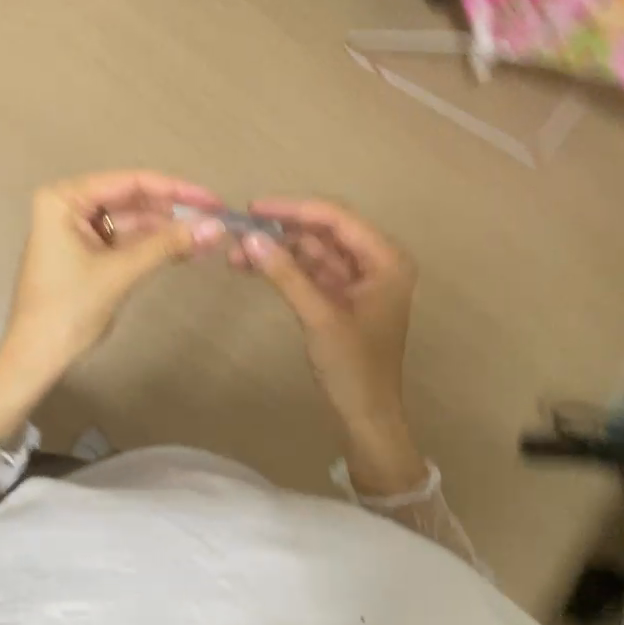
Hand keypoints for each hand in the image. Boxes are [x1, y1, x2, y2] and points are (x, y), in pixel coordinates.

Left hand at [0, 172, 225, 439]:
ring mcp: (77, 231)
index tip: (212, 200)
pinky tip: (186, 251)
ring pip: (133, 223)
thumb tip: (214, 227)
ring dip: (168, 232)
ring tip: (209, 239)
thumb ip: (167, 245)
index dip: (175, 190)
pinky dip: (154, 248)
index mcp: (63, 199)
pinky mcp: (86, 255)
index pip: (129, 182)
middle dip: (174, 213)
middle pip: (132, 200)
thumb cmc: (67, 309)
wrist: (36, 356)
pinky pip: (126, 243)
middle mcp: (68, 206)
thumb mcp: (119, 272)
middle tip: (216, 221)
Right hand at [237, 199, 429, 496]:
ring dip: (279, 251)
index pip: (336, 218)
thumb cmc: (353, 368)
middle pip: (324, 231)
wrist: (367, 415)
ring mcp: (360, 280)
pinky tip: (256, 268)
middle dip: (282, 231)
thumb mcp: (319, 317)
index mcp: (386, 260)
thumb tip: (250, 239)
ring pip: (315, 252)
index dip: (293, 209)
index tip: (252, 209)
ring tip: (237, 255)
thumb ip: (286, 275)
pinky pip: (313, 273)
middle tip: (239, 232)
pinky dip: (286, 270)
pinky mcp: (344, 298)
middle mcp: (377, 262)